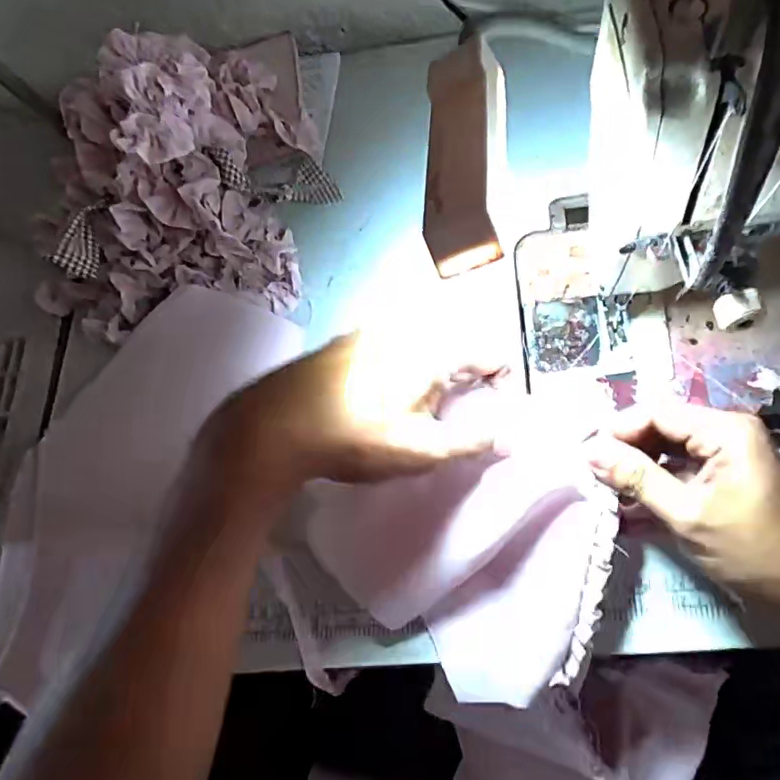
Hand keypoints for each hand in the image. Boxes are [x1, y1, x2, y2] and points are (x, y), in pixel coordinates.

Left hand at [194, 330, 508, 512]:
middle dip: (468, 376)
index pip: (490, 355)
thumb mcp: (421, 450)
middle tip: (458, 411)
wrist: (270, 428)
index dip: (503, 382)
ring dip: (434, 371)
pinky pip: (392, 346)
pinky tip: (384, 397)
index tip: (495, 409)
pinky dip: (403, 366)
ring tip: (423, 408)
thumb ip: (470, 443)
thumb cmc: (355, 439)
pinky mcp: (345, 340)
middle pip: (457, 346)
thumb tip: (509, 440)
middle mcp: (406, 329)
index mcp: (433, 350)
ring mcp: (371, 330)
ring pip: (423, 344)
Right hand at [584, 402, 779, 638]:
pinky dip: (659, 486)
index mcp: (725, 428)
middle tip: (589, 478)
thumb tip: (591, 452)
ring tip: (605, 494)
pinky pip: (685, 471)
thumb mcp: (689, 516)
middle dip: (626, 451)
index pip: (657, 412)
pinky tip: (632, 506)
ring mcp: (730, 454)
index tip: (581, 457)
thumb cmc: (755, 552)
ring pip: (671, 451)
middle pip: (663, 428)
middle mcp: (728, 430)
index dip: (616, 431)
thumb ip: (638, 479)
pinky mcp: (729, 478)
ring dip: (640, 470)